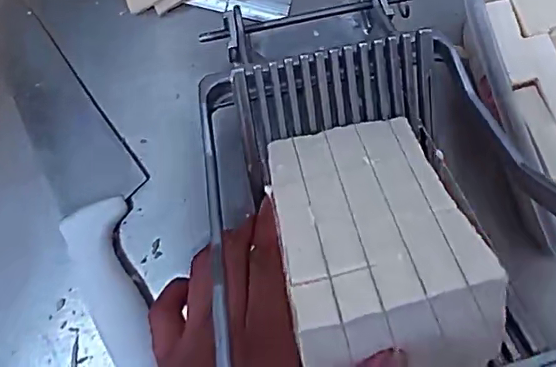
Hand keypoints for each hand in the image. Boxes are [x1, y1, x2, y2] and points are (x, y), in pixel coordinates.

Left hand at [148, 196, 403, 366]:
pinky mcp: (167, 360)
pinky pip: (164, 312)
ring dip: (216, 252)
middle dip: (245, 232)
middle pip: (233, 259)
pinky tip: (185, 286)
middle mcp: (225, 332)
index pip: (267, 264)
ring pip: (202, 273)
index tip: (274, 205)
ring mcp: (192, 344)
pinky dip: (174, 291)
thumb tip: (391, 355)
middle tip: (257, 218)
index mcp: (266, 340)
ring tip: (229, 240)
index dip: (269, 228)